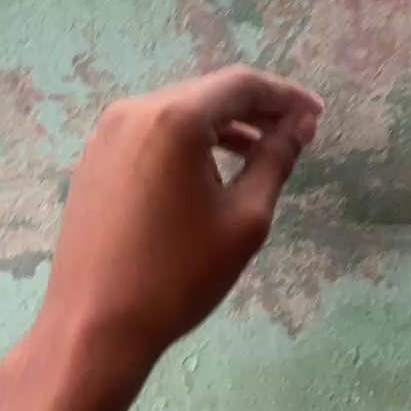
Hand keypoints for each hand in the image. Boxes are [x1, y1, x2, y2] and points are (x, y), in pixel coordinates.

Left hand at [33, 66, 322, 370]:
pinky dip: (189, 141)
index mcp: (174, 119)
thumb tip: (301, 123)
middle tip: (296, 133)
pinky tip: (211, 169)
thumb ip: (275, 159)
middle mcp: (134, 111)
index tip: (316, 115)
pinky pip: (153, 133)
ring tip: (261, 152)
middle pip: (208, 93)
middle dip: (256, 109)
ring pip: (179, 112)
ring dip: (223, 126)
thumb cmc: (178, 276)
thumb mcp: (244, 219)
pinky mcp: (95, 159)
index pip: (242, 85)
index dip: (286, 96)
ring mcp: (107, 134)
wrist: (94, 326)